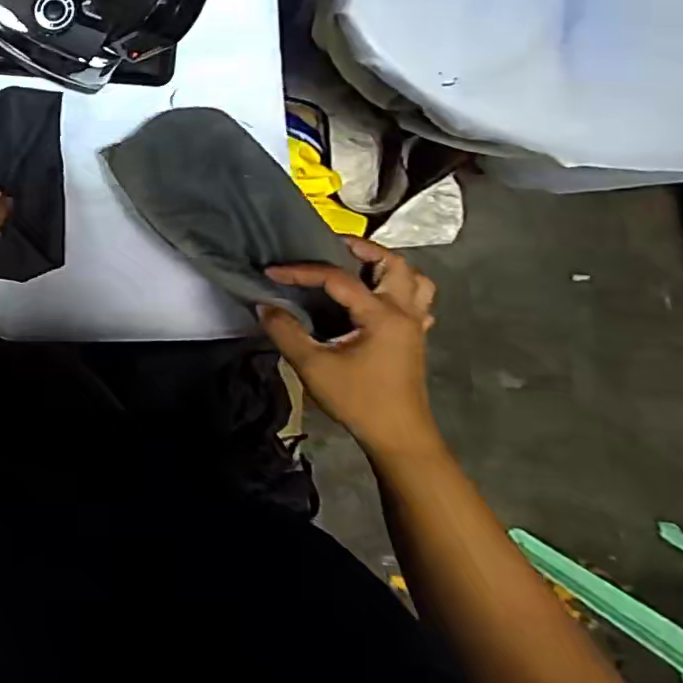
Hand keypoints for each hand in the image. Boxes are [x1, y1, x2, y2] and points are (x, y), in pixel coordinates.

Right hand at [259, 236, 441, 460]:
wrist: (398, 436)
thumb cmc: (358, 399)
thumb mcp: (312, 365)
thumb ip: (285, 331)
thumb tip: (265, 306)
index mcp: (382, 316)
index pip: (337, 278)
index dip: (301, 271)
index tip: (271, 272)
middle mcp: (404, 313)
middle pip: (393, 264)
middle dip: (360, 249)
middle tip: (327, 246)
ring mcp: (414, 326)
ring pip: (414, 280)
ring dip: (385, 266)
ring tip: (354, 265)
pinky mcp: (413, 338)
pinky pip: (416, 301)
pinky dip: (398, 289)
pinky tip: (375, 297)